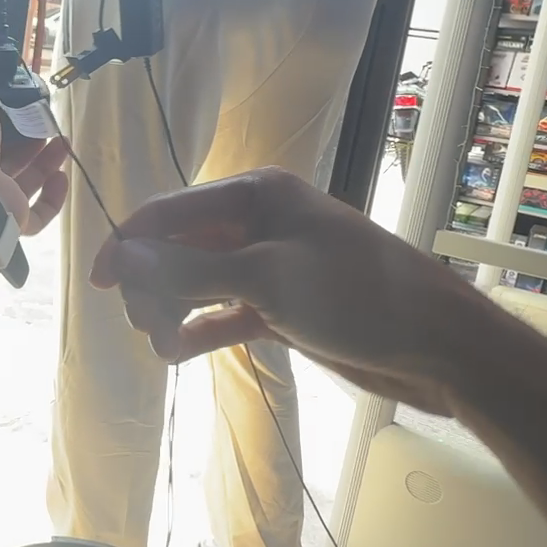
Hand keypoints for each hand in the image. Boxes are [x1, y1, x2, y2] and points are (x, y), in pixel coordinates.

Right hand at [88, 167, 503, 414]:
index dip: (129, 243)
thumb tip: (120, 255)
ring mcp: (266, 264)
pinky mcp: (277, 303)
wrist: (448, 351)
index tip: (99, 281)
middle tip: (145, 326)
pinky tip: (178, 351)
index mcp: (253, 195)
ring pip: (195, 282)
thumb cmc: (358, 296)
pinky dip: (198, 328)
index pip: (170, 211)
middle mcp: (254, 223)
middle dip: (154, 286)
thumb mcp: (265, 278)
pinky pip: (221, 310)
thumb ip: (187, 267)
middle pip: (177, 248)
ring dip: (172, 311)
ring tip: (164, 348)